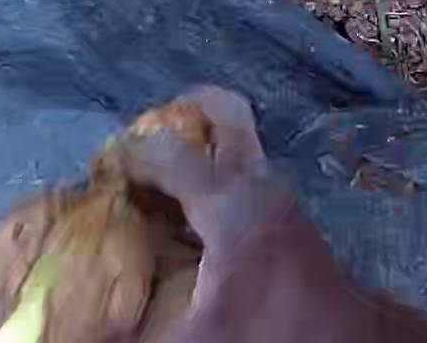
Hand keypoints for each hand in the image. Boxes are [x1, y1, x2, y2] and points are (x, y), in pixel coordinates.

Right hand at [126, 88, 426, 342]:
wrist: (337, 336)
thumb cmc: (267, 331)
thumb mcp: (196, 340)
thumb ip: (137, 338)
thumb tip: (89, 331)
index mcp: (229, 201)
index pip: (174, 154)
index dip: (134, 153)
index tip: (101, 167)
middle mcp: (255, 179)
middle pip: (227, 111)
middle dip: (188, 106)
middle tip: (149, 127)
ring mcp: (274, 185)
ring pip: (239, 134)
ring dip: (203, 134)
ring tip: (161, 162)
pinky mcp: (282, 202)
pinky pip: (244, 161)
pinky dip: (216, 161)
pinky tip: (189, 201)